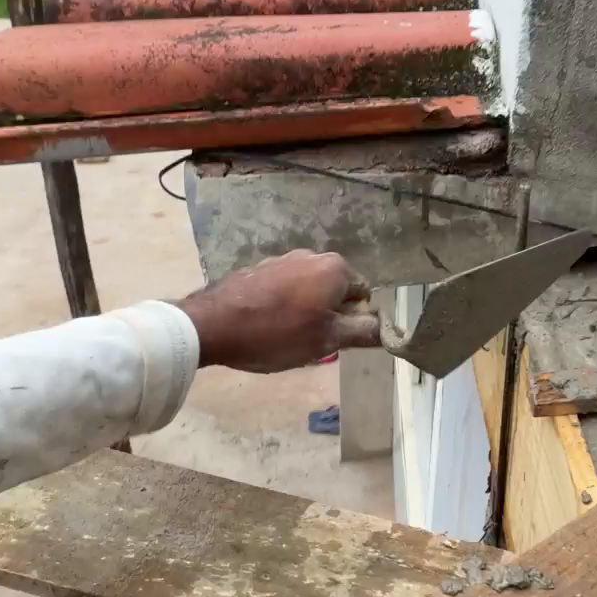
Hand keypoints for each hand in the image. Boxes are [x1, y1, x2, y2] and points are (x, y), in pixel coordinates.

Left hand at [175, 250, 383, 372]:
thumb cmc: (276, 333)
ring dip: (306, 307)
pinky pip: (283, 287)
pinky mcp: (257, 268)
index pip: (364, 294)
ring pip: (309, 287)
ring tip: (284, 333)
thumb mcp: (327, 341)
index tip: (333, 337)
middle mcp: (312, 255)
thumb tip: (387, 328)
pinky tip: (265, 323)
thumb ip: (363, 332)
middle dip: (329, 312)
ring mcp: (281, 259)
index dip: (353, 319)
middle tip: (310, 338)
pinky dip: (282, 302)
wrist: (209, 326)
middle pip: (336, 288)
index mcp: (335, 268)